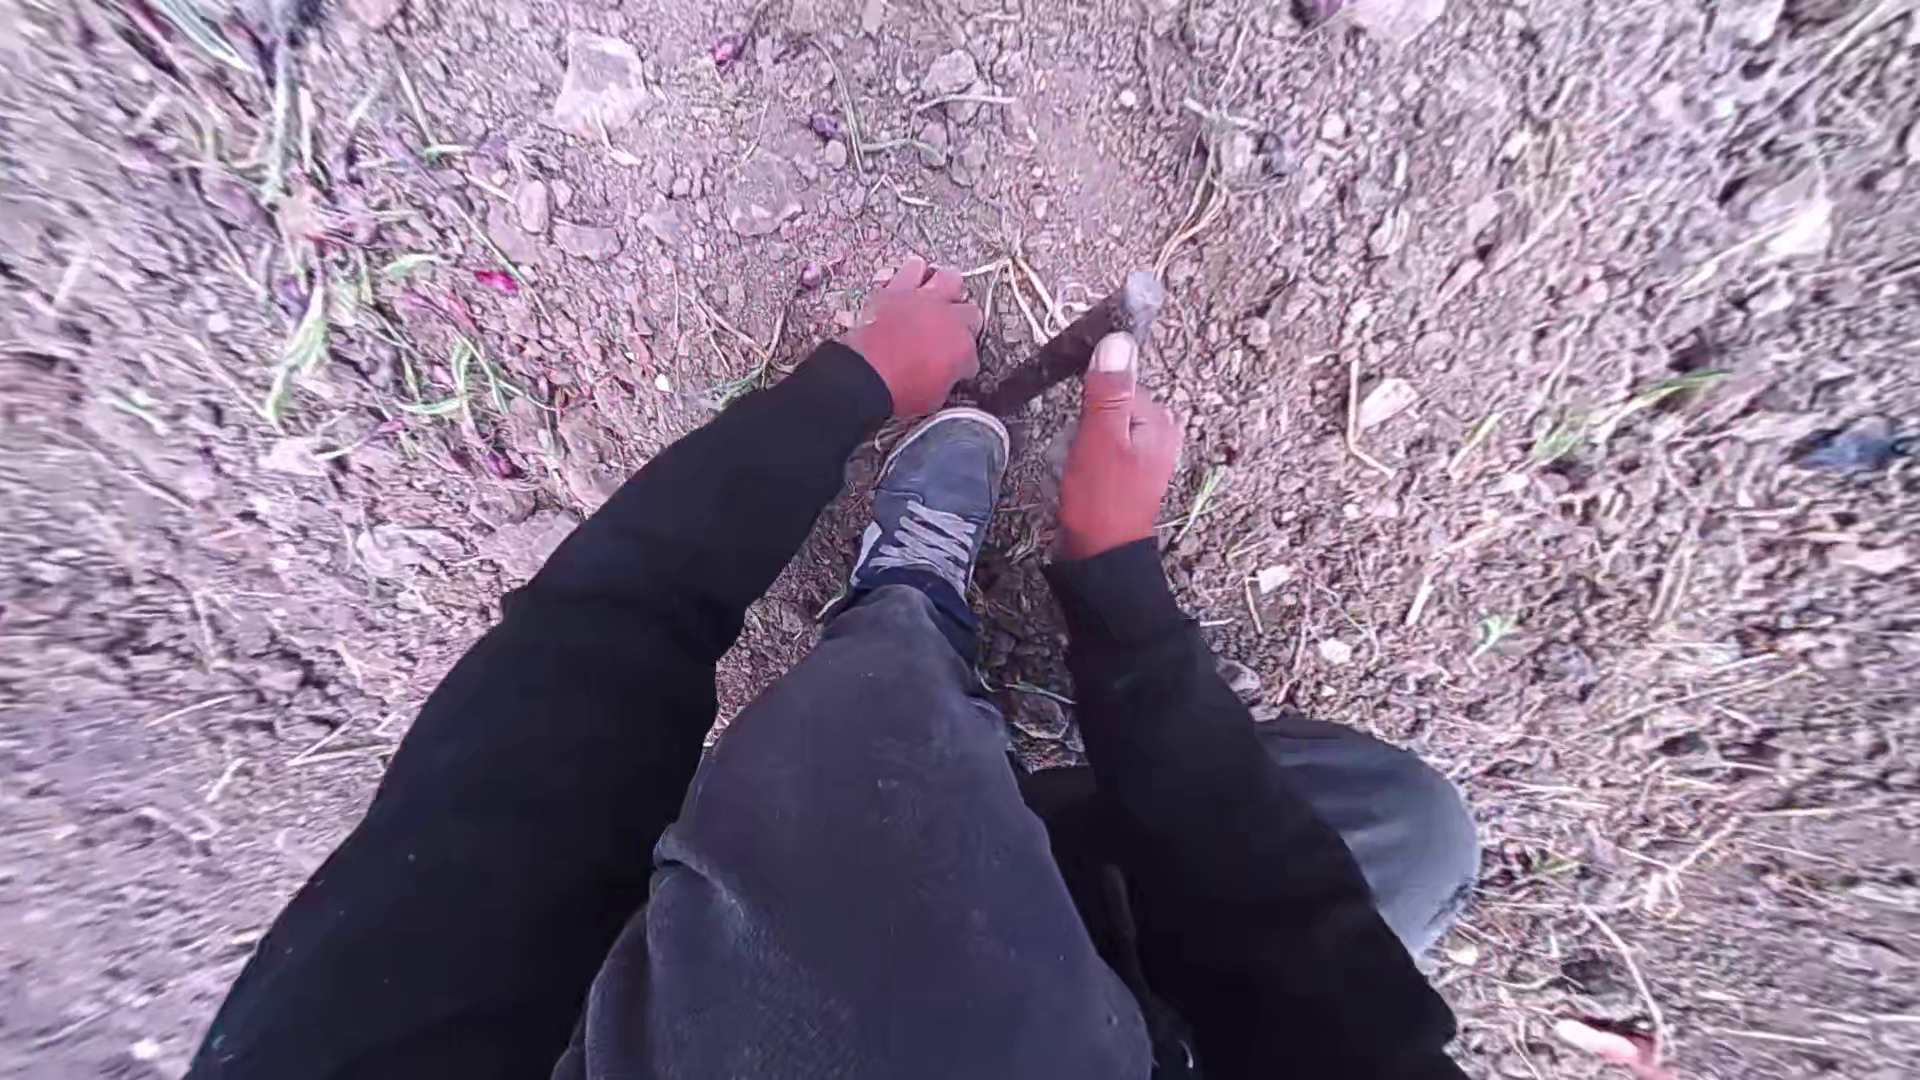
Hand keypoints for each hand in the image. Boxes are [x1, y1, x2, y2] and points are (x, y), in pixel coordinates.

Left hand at [842, 256, 982, 416]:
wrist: (865, 375)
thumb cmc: (898, 389)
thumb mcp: (934, 397)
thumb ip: (947, 378)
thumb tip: (946, 374)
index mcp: (963, 347)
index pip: (974, 350)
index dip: (964, 360)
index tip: (956, 366)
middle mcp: (949, 318)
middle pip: (972, 310)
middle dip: (964, 323)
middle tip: (951, 332)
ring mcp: (924, 299)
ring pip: (950, 278)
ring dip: (947, 290)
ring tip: (937, 302)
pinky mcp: (899, 289)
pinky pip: (914, 267)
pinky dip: (916, 274)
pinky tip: (913, 283)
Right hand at [1057, 332, 1181, 559]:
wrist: (1098, 557)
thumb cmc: (1101, 501)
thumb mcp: (1100, 438)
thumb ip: (1108, 391)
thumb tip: (1116, 341)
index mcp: (1159, 421)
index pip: (1115, 386)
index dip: (1089, 406)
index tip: (1081, 431)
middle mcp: (1155, 436)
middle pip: (1101, 409)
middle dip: (1079, 430)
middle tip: (1079, 457)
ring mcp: (1138, 457)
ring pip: (1090, 431)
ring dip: (1073, 449)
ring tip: (1075, 473)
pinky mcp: (1119, 475)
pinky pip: (1090, 453)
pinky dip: (1076, 464)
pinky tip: (1074, 481)